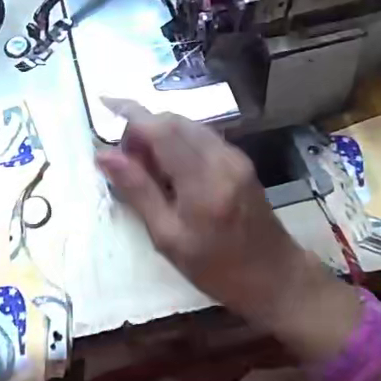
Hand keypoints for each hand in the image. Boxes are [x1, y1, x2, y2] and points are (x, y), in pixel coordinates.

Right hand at [95, 101, 356, 353]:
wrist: (276, 276)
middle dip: (143, 127)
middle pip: (175, 121)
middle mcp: (222, 159)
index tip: (104, 103)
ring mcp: (235, 157)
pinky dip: (178, 142)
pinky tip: (169, 170)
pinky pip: (201, 138)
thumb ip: (137, 191)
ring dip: (160, 134)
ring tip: (143, 167)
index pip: (162, 129)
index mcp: (202, 181)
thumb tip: (104, 155)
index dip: (131, 113)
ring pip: (189, 126)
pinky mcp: (240, 161)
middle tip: (124, 159)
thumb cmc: (218, 269)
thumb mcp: (168, 238)